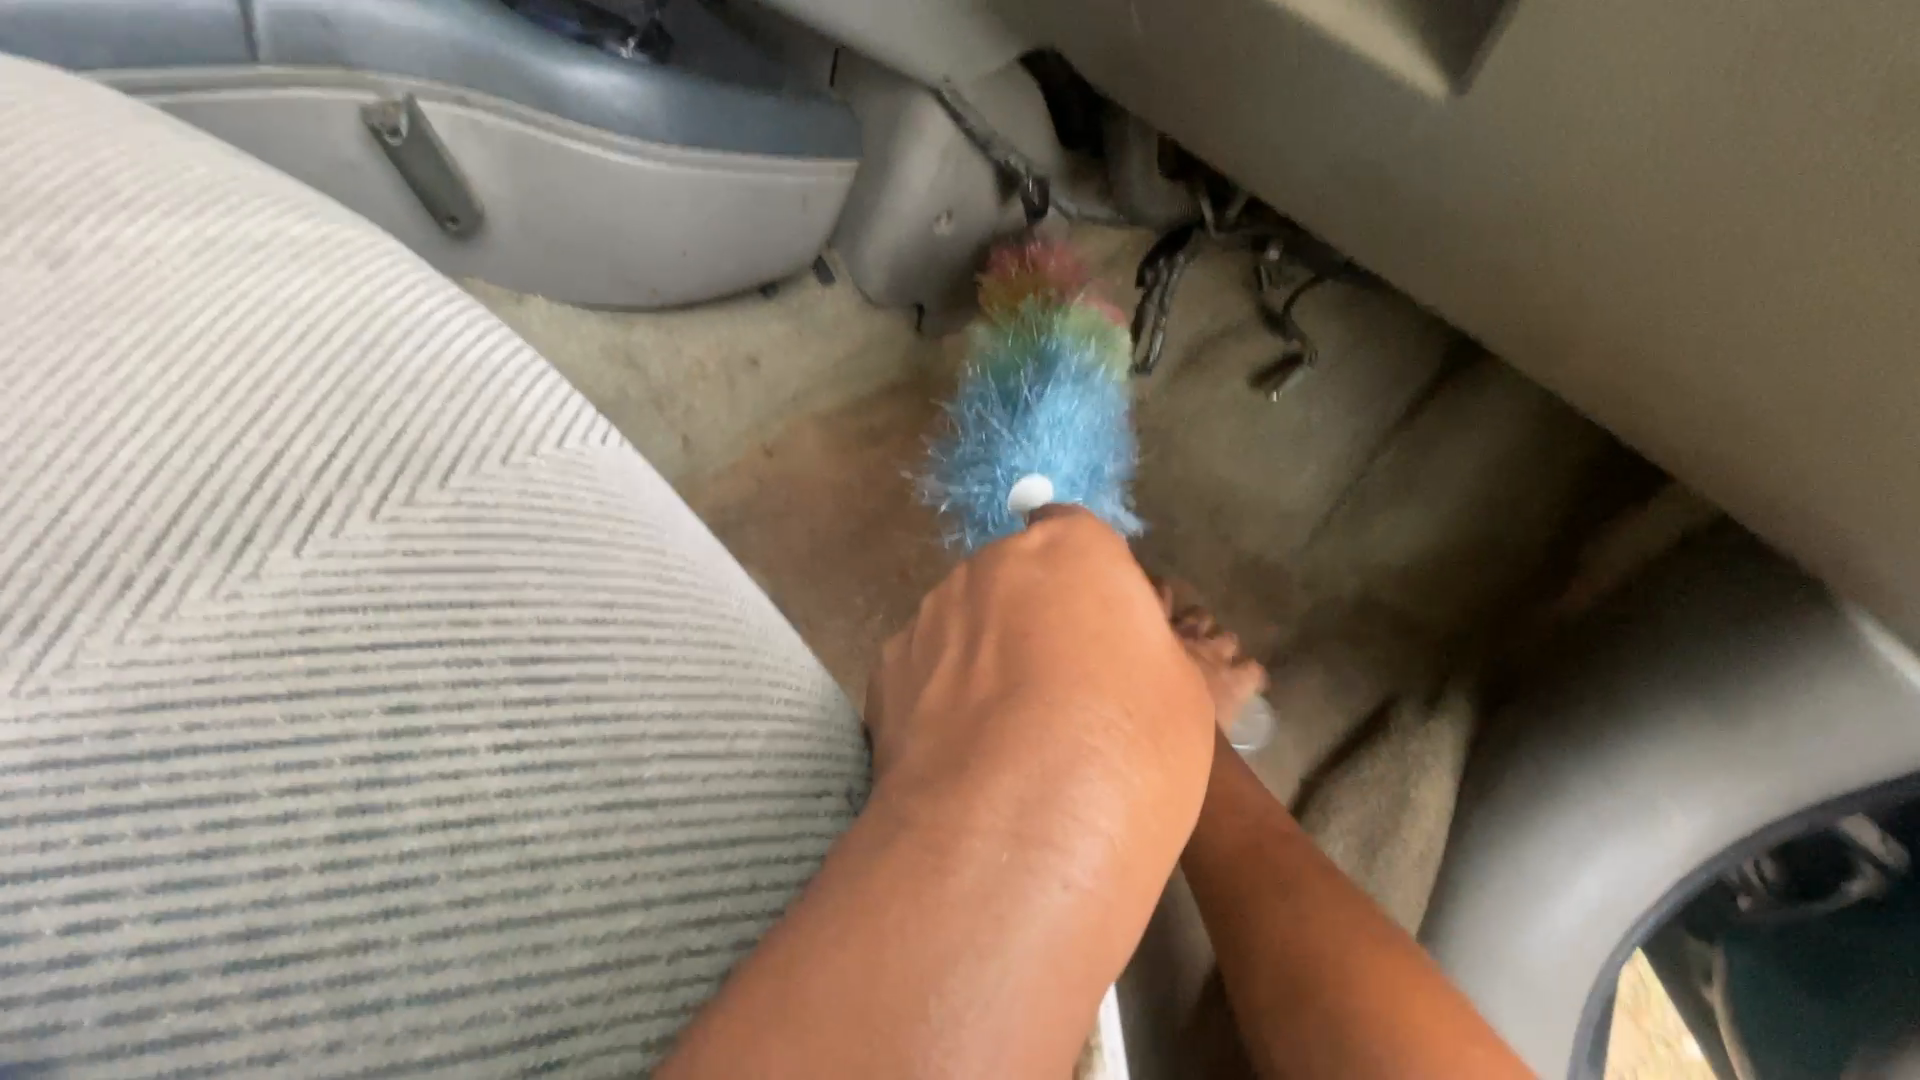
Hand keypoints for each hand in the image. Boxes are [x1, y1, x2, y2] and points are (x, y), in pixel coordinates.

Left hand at [864, 506, 1215, 848]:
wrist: (1014, 830)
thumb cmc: (1127, 748)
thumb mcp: (1181, 693)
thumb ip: (1137, 644)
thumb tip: (1111, 650)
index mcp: (1070, 550)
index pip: (1073, 532)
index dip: (1086, 579)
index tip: (1096, 630)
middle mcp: (989, 566)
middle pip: (1013, 578)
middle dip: (1030, 617)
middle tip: (1055, 693)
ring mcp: (928, 616)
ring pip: (963, 624)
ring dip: (980, 657)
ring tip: (1001, 738)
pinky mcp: (883, 671)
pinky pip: (924, 671)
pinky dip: (939, 699)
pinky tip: (960, 757)